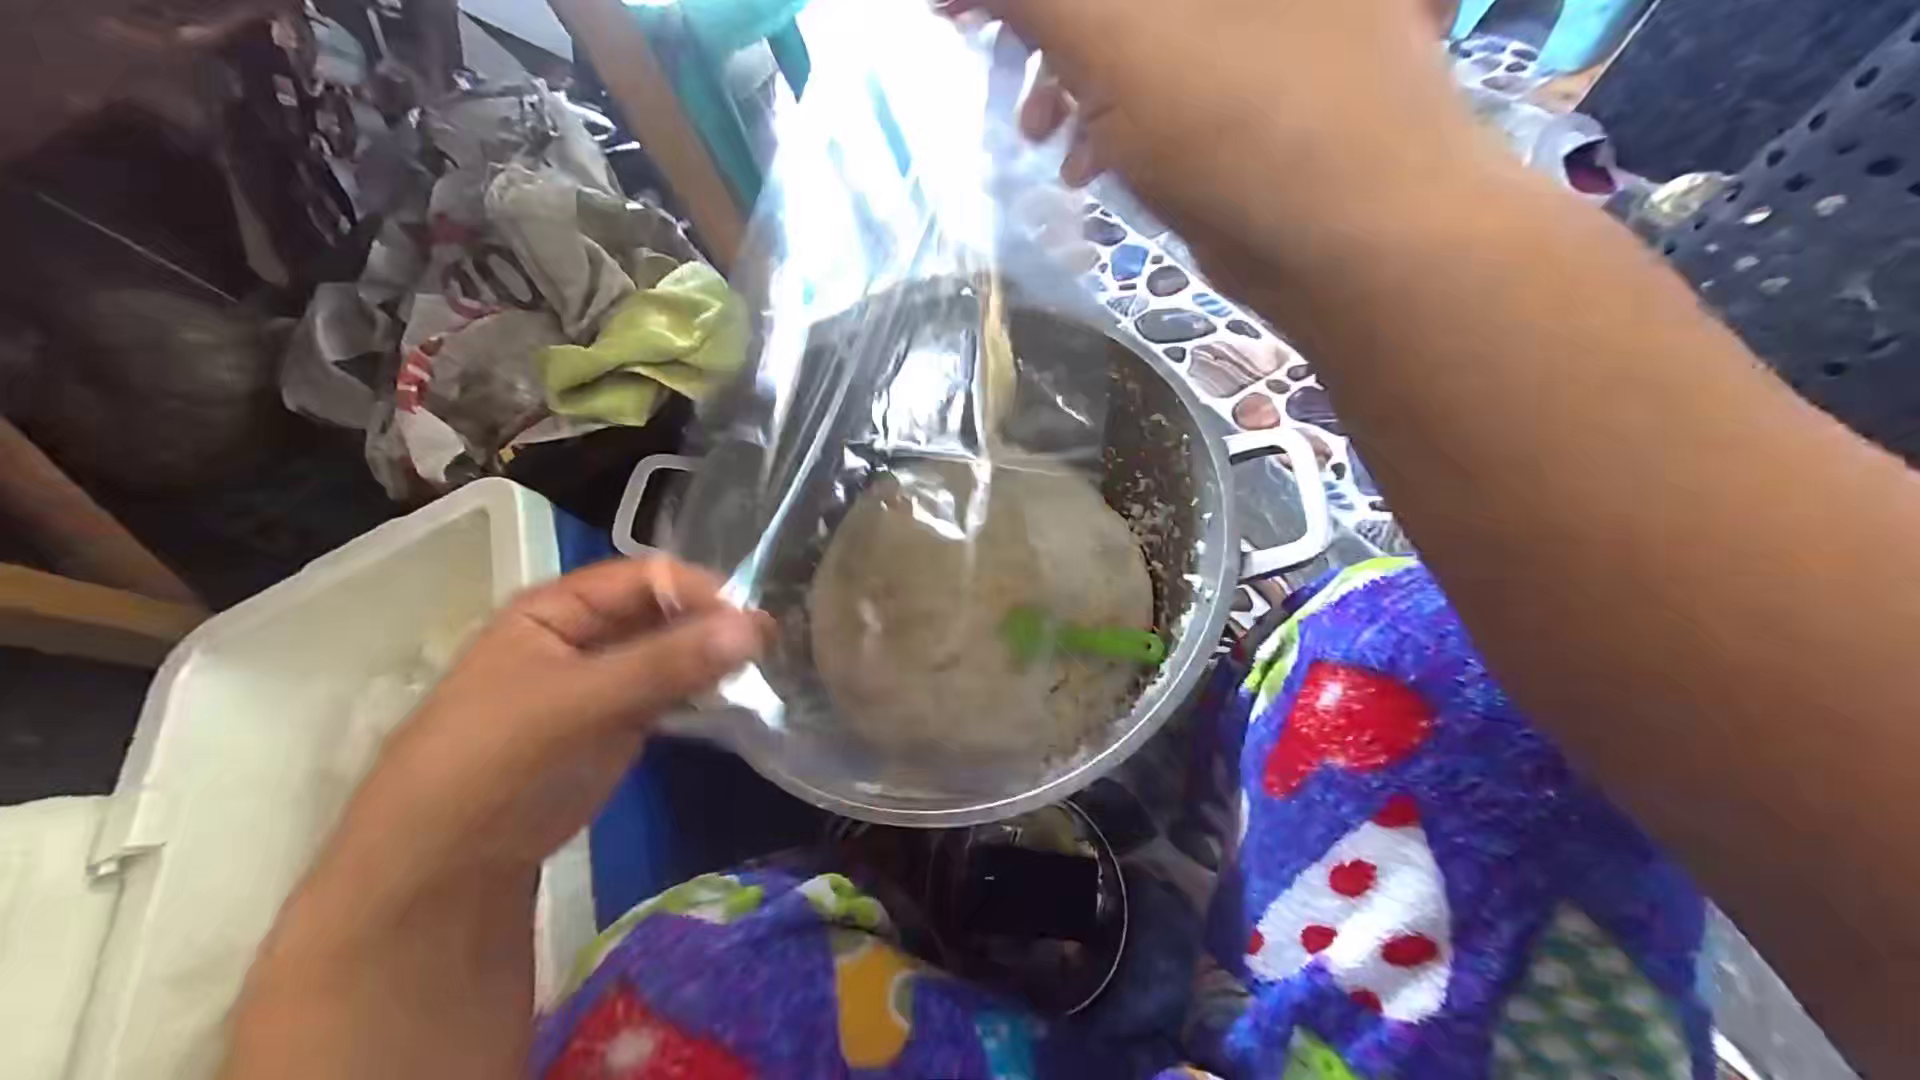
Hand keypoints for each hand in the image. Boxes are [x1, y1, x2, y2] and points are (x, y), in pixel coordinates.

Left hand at [337, 555, 772, 891]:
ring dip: (713, 655)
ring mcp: (606, 677)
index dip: (697, 591)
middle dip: (712, 622)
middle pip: (664, 609)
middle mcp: (586, 632)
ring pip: (674, 649)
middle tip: (769, 642)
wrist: (443, 869)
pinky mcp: (623, 718)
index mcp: (558, 607)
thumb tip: (755, 626)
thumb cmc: (493, 764)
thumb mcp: (575, 704)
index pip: (645, 577)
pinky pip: (673, 688)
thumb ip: (665, 663)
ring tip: (763, 664)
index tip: (748, 620)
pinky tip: (737, 693)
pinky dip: (704, 688)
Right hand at [952, 0, 1476, 280]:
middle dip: (1042, 24)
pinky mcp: (1247, 83)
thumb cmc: (1239, 122)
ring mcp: (1250, 20)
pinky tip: (1087, 159)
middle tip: (996, 60)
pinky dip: (1112, 110)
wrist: (1353, 237)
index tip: (953, 14)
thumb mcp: (1116, 38)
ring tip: (1039, 131)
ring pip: (1130, 28)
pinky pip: (1157, 75)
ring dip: (1069, 73)